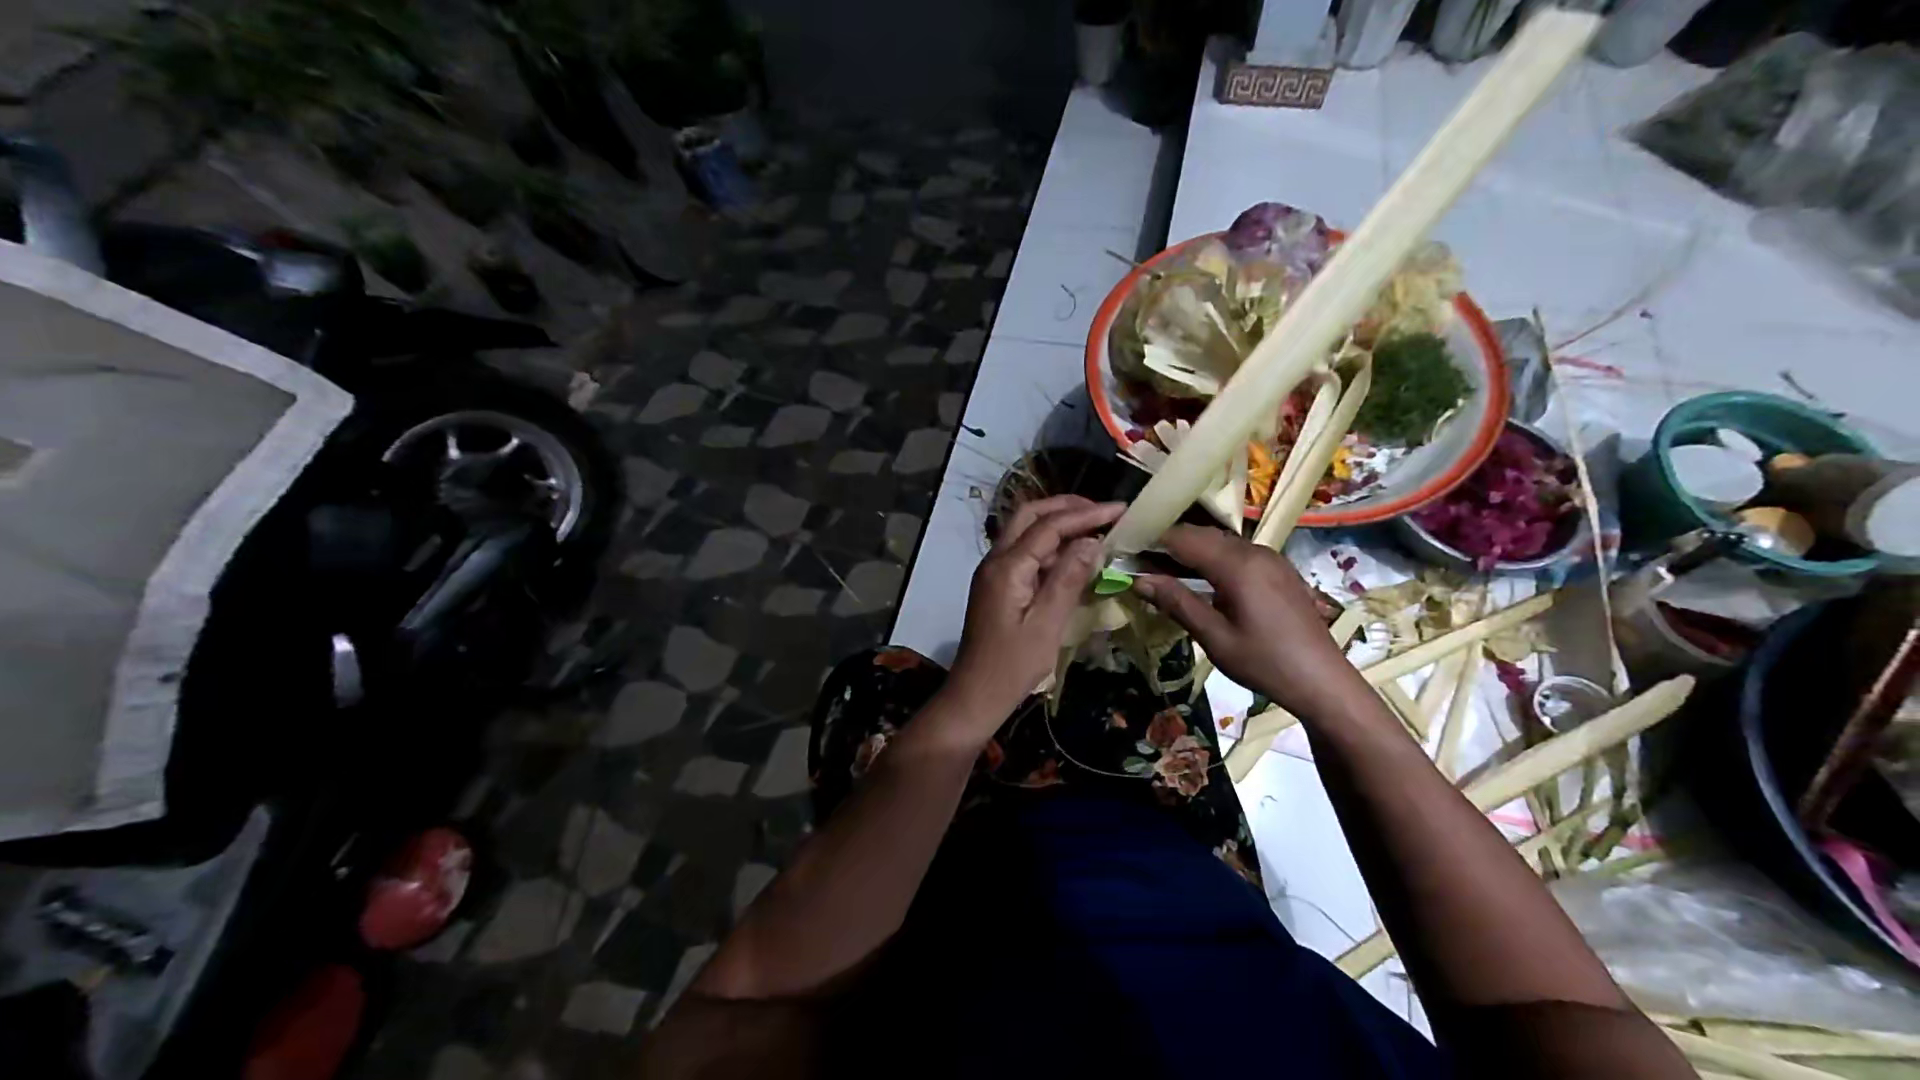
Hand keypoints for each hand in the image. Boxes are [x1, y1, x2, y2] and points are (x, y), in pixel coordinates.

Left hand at [944, 496, 1123, 734]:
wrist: (976, 694)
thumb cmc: (1012, 665)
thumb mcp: (1047, 624)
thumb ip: (1068, 578)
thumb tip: (1092, 541)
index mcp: (1006, 567)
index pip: (1049, 526)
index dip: (1086, 514)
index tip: (1120, 509)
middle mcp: (995, 560)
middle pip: (1030, 516)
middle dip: (1067, 508)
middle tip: (1104, 511)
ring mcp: (994, 571)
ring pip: (1025, 532)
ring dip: (1058, 525)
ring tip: (1096, 528)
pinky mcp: (998, 585)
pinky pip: (1025, 553)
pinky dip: (1050, 547)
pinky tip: (1075, 557)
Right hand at [1133, 525, 1359, 715]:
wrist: (1323, 681)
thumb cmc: (1265, 662)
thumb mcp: (1214, 637)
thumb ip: (1177, 603)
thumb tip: (1139, 580)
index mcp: (1238, 566)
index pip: (1184, 538)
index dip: (1153, 539)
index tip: (1126, 548)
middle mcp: (1255, 552)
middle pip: (1202, 535)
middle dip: (1169, 543)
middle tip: (1138, 558)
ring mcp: (1271, 559)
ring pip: (1220, 542)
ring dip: (1191, 550)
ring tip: (1162, 568)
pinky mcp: (1279, 570)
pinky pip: (1237, 552)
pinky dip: (1212, 557)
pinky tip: (1200, 578)